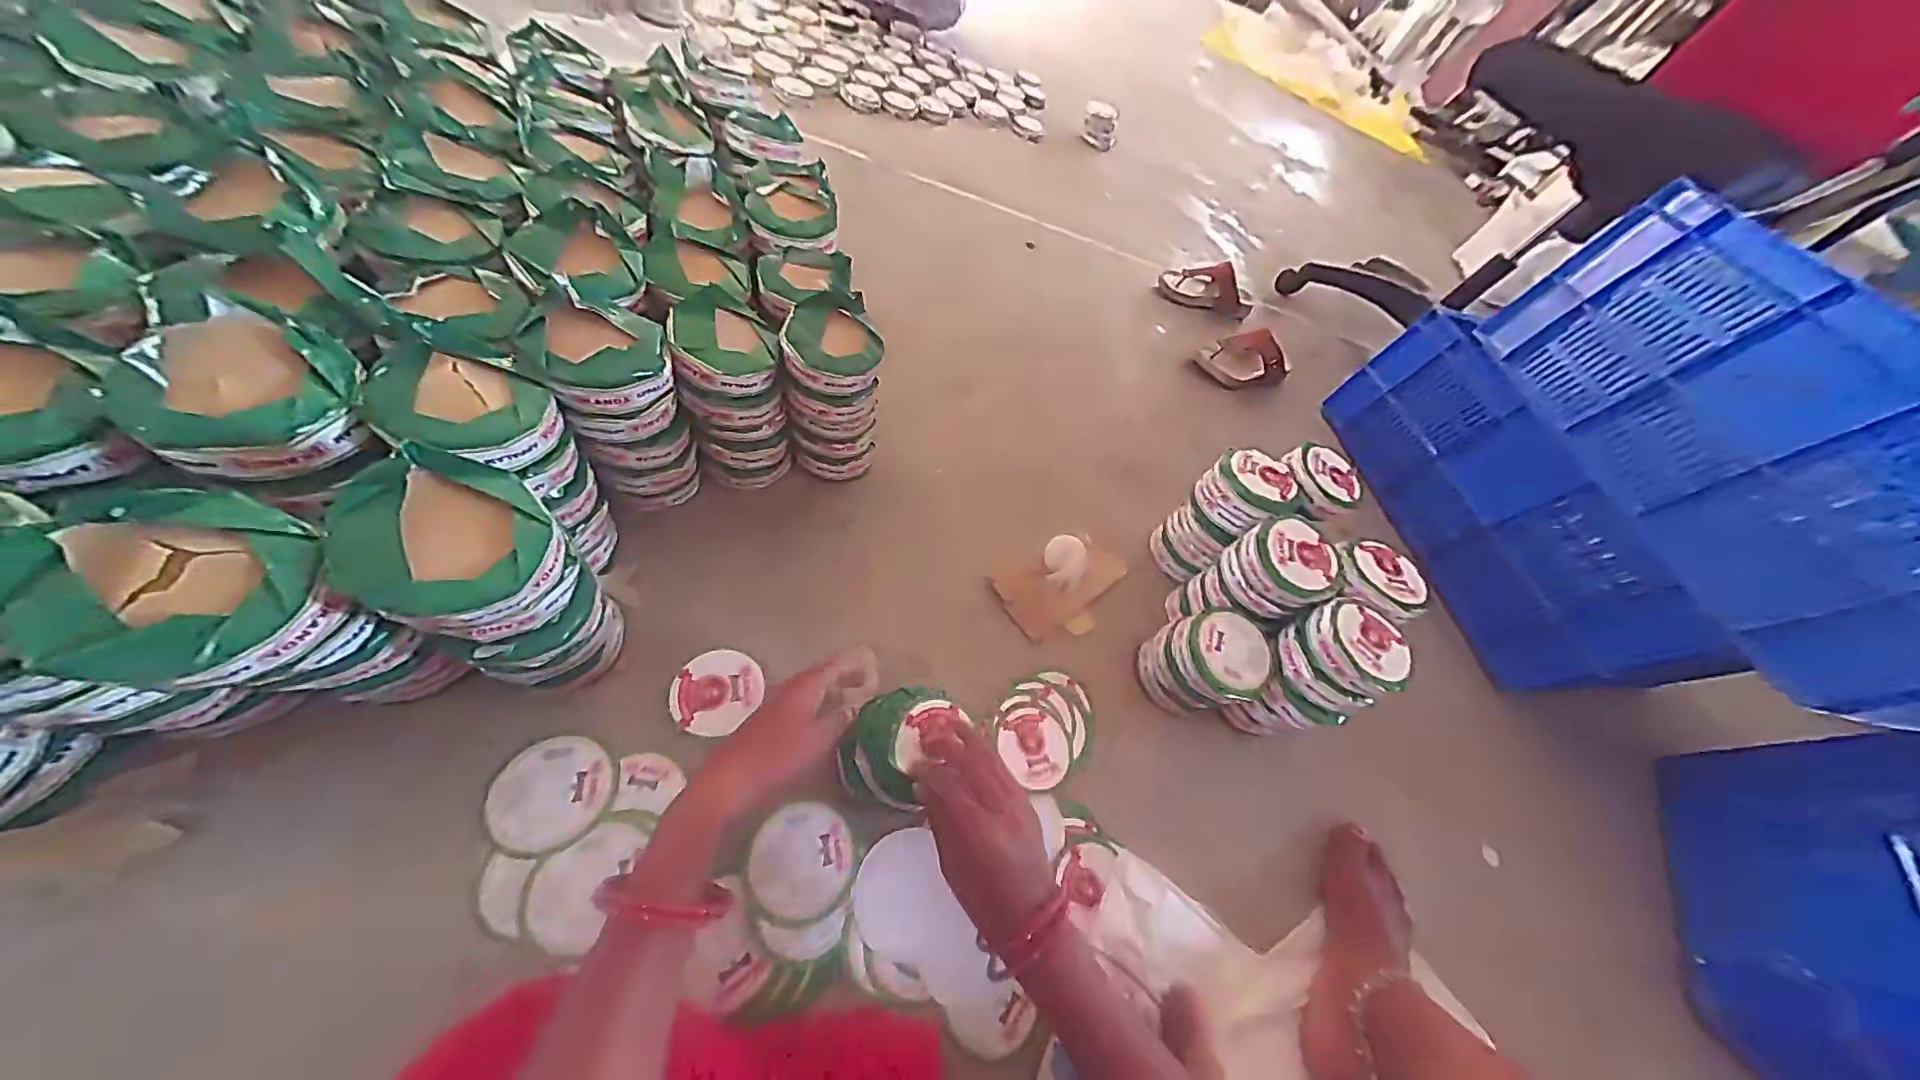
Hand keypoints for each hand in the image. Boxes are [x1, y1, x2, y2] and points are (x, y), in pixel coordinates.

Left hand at [685, 648, 878, 824]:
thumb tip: (855, 707)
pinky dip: (816, 708)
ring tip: (850, 702)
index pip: (834, 665)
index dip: (854, 664)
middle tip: (867, 683)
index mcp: (805, 686)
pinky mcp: (767, 723)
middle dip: (844, 678)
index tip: (873, 664)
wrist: (732, 778)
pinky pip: (800, 706)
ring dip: (830, 694)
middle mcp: (789, 689)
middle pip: (821, 676)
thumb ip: (841, 720)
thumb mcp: (820, 739)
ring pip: (810, 692)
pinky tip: (823, 722)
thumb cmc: (780, 755)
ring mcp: (776, 705)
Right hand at [911, 720, 1055, 946]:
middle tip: (928, 734)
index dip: (928, 770)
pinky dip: (986, 753)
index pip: (949, 784)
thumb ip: (939, 821)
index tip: (913, 764)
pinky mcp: (1027, 802)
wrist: (1031, 914)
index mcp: (979, 829)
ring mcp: (1018, 802)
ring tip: (949, 726)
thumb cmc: (983, 899)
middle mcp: (1002, 808)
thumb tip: (924, 786)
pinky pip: (1003, 768)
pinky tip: (973, 745)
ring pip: (992, 759)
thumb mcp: (951, 864)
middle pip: (974, 762)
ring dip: (969, 739)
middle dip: (949, 743)